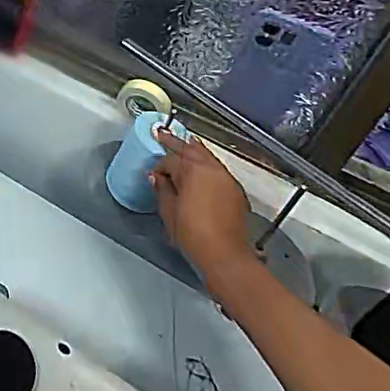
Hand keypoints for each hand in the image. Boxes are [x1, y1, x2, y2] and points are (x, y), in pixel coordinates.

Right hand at [151, 127, 255, 283]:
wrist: (226, 256)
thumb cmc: (193, 235)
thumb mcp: (170, 212)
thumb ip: (163, 190)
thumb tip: (157, 177)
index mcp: (193, 170)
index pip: (171, 160)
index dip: (160, 167)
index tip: (153, 176)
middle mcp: (212, 169)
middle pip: (191, 149)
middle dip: (176, 142)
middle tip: (162, 134)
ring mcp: (226, 178)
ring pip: (207, 156)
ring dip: (194, 149)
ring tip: (185, 142)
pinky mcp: (235, 190)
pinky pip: (218, 168)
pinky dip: (208, 163)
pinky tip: (202, 167)